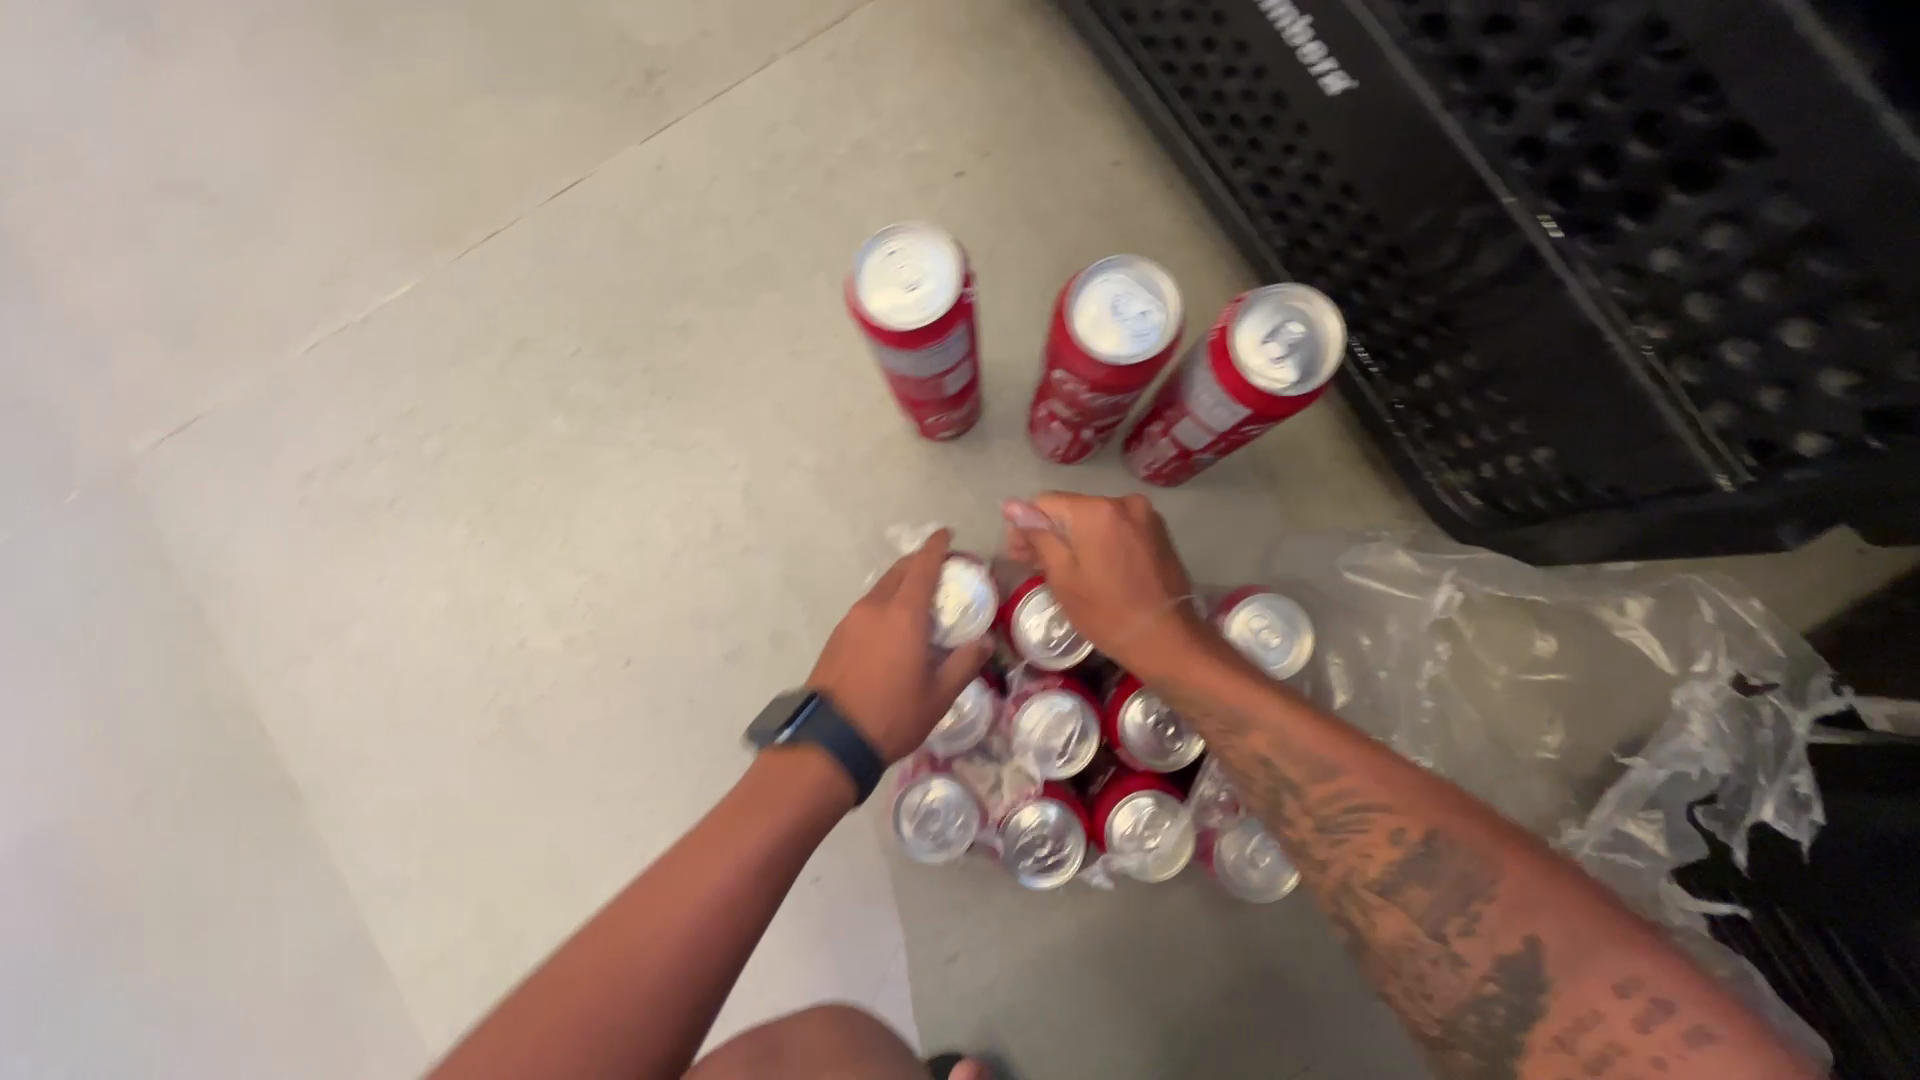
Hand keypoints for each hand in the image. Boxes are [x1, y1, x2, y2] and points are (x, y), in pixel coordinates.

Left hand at [808, 529, 994, 763]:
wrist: (831, 739)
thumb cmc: (892, 715)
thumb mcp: (939, 695)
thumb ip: (964, 663)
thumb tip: (986, 642)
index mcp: (904, 615)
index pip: (922, 567)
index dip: (936, 547)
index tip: (946, 535)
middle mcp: (875, 608)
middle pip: (899, 572)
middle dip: (918, 563)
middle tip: (939, 568)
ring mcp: (851, 621)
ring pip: (880, 590)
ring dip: (900, 585)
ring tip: (918, 600)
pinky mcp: (837, 637)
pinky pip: (866, 608)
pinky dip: (884, 604)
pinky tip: (893, 627)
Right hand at [1001, 493, 1208, 675]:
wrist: (1167, 639)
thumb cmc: (1106, 612)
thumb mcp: (1063, 576)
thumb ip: (1038, 536)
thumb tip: (1011, 505)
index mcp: (1096, 510)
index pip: (1045, 503)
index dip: (1026, 527)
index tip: (1018, 556)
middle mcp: (1123, 501)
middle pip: (1072, 509)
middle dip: (1050, 533)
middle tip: (1034, 566)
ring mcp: (1145, 515)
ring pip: (1095, 519)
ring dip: (1075, 538)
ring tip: (1065, 570)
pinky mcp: (1158, 531)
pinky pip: (1117, 527)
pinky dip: (1100, 541)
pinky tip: (1095, 567)